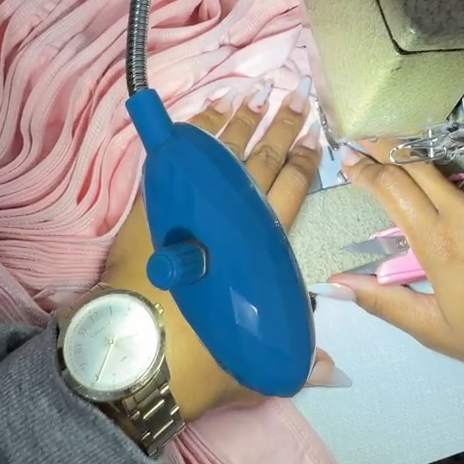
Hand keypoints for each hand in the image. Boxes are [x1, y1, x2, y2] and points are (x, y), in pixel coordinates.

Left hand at [102, 82, 337, 419]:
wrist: (131, 357)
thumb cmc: (196, 364)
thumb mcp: (252, 369)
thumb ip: (295, 361)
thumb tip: (332, 369)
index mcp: (259, 250)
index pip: (291, 193)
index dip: (304, 162)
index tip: (315, 135)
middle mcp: (229, 221)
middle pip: (261, 164)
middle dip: (280, 128)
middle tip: (295, 97)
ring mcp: (190, 210)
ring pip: (222, 155)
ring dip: (240, 121)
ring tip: (256, 94)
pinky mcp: (155, 208)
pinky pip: (179, 160)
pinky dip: (194, 134)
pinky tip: (206, 113)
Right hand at [329, 142, 463, 390]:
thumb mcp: (432, 328)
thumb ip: (381, 300)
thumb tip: (335, 281)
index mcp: (441, 245)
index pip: (392, 188)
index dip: (366, 169)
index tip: (349, 158)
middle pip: (418, 164)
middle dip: (388, 148)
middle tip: (370, 141)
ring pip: (456, 169)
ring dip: (434, 171)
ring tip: (424, 179)